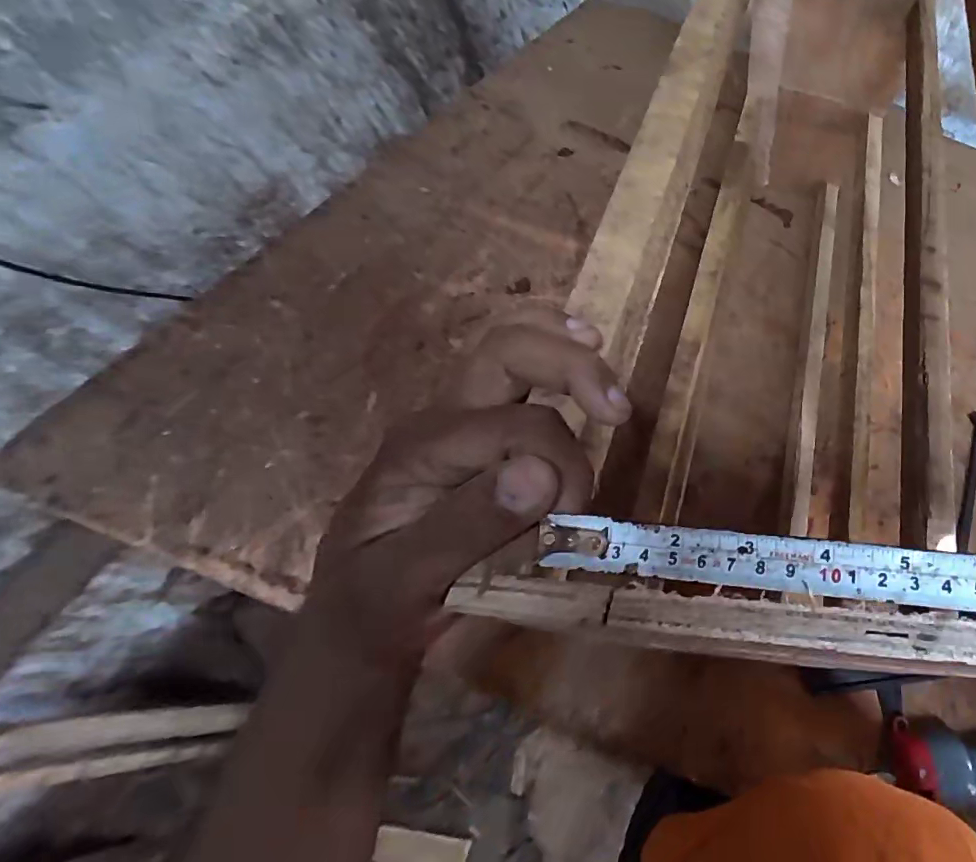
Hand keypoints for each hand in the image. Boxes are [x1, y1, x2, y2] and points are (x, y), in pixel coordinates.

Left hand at [297, 305, 631, 669]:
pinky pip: (525, 368)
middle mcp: (445, 420)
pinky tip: (588, 356)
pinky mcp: (490, 429)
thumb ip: (466, 528)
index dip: (566, 462)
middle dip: (575, 368)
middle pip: (510, 350)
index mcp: (422, 450)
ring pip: (520, 346)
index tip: (578, 515)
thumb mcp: (403, 586)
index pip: (521, 426)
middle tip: (618, 413)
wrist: (356, 628)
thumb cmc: (378, 609)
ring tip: (612, 401)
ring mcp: (468, 419)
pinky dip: (563, 354)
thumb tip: (541, 471)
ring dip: (574, 359)